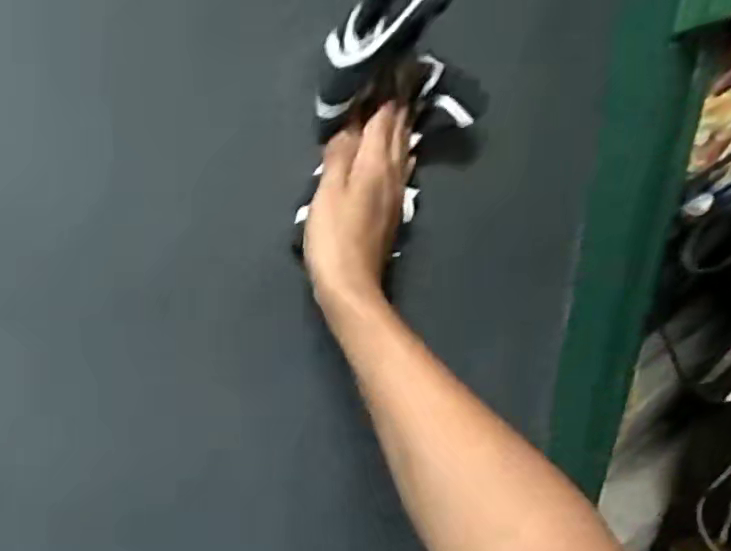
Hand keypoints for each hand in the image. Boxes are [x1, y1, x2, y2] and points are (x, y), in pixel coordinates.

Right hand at [303, 101, 413, 310]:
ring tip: (398, 115)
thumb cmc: (333, 241)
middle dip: (394, 110)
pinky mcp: (391, 216)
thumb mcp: (327, 193)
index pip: (382, 119)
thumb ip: (338, 156)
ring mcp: (396, 197)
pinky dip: (400, 158)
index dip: (379, 98)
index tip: (374, 80)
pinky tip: (401, 158)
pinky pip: (400, 174)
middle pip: (397, 133)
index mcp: (375, 164)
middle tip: (390, 90)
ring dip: (400, 131)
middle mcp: (393, 175)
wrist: (351, 289)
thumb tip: (349, 127)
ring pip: (402, 153)